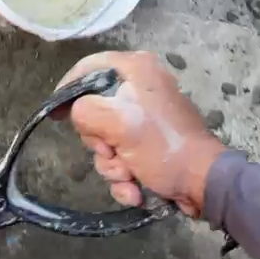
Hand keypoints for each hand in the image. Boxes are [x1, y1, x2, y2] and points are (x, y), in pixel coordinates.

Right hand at [58, 51, 227, 217]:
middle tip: (110, 152)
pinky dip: (125, 176)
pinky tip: (136, 190)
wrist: (205, 185)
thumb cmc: (162, 145)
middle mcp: (140, 85)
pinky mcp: (151, 142)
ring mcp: (145, 116)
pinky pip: (122, 155)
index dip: (67, 89)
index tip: (54, 114)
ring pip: (106, 138)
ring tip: (128, 177)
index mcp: (135, 68)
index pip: (87, 68)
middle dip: (98, 141)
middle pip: (94, 108)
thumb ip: (85, 110)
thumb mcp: (117, 122)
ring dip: (112, 165)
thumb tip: (78, 114)